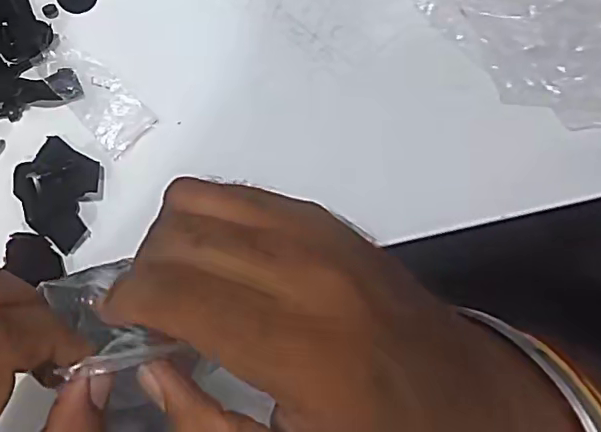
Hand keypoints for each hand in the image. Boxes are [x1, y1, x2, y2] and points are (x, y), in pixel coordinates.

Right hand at [101, 178, 580, 431]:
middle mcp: (302, 272)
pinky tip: (214, 257)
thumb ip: (206, 422)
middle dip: (140, 272)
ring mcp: (311, 231)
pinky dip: (200, 217)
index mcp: (303, 351)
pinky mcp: (317, 213)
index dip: (127, 301)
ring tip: (177, 279)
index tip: (111, 318)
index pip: (176, 295)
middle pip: (175, 240)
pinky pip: (227, 191)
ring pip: (191, 201)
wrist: (489, 407)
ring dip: (165, 239)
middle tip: (146, 310)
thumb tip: (149, 361)